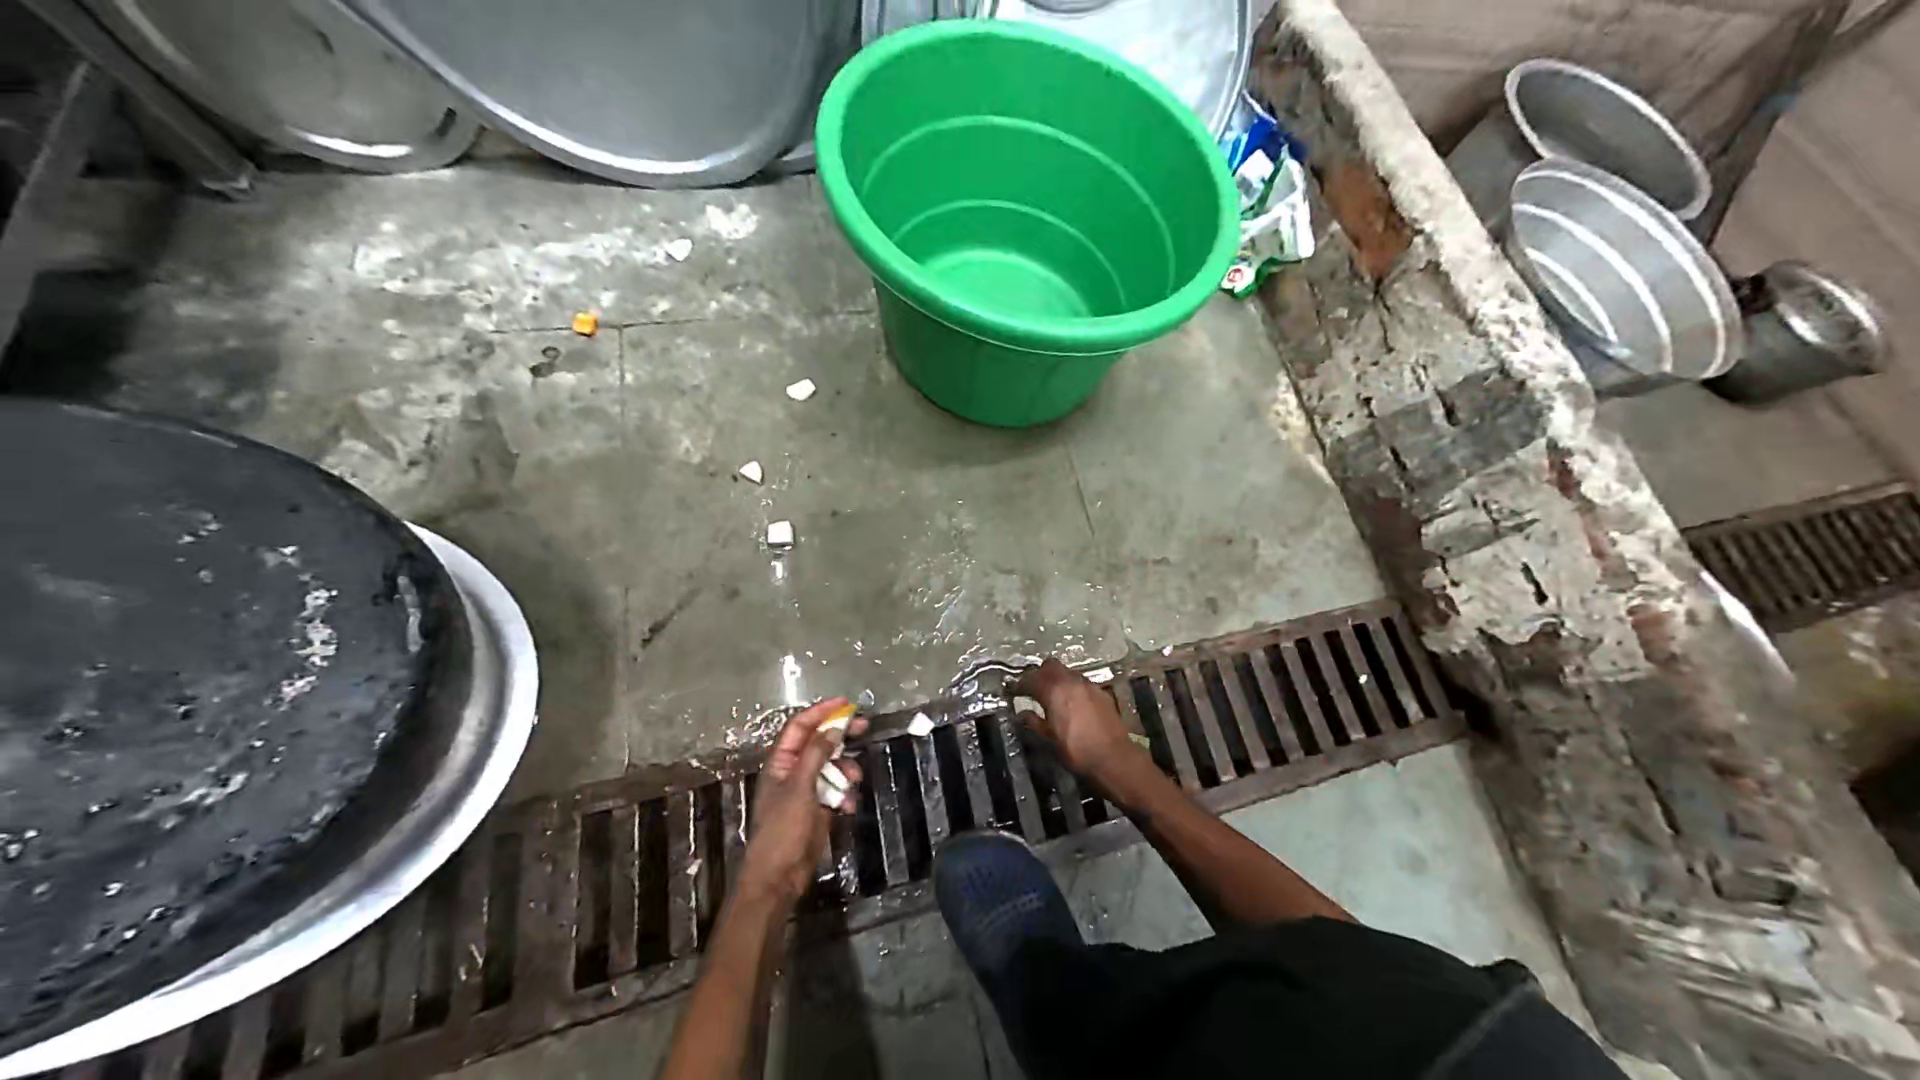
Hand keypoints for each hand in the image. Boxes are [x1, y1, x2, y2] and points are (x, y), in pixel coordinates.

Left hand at [737, 698, 864, 906]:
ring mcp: (806, 790)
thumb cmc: (782, 829)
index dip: (821, 712)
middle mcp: (793, 771)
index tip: (846, 704)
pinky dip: (845, 795)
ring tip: (855, 779)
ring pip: (831, 767)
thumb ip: (816, 754)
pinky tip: (849, 806)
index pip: (800, 726)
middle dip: (840, 736)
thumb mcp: (800, 787)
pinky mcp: (818, 808)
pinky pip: (836, 791)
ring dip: (846, 770)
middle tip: (864, 727)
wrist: (779, 876)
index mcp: (781, 762)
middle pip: (818, 743)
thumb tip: (833, 727)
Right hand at [1015, 659, 1145, 791]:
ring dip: (1057, 678)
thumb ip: (1033, 723)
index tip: (1012, 690)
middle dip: (1039, 674)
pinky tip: (1072, 701)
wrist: (1113, 758)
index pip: (1031, 679)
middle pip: (1050, 666)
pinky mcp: (1102, 692)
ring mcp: (1089, 685)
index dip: (1019, 684)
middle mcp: (1071, 682)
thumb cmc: (1076, 751)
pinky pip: (1081, 682)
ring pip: (1067, 672)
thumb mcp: (1049, 740)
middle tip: (1032, 687)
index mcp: (1054, 691)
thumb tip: (1022, 714)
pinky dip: (1072, 686)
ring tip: (1052, 693)